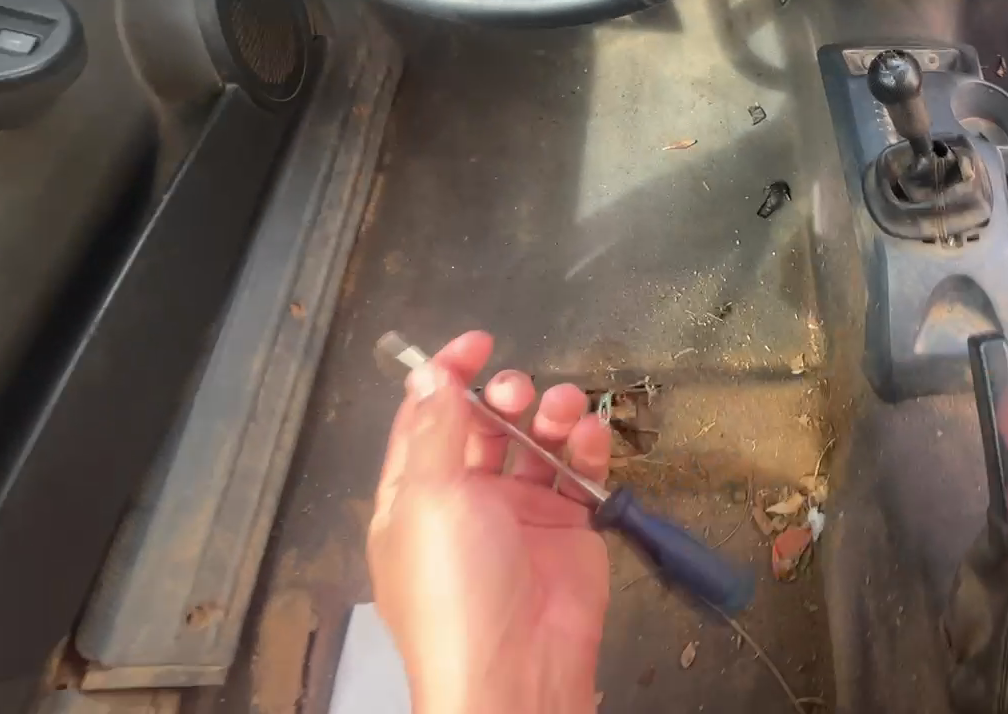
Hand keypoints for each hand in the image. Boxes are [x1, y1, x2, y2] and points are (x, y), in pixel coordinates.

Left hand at [370, 332, 610, 713]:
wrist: (520, 665)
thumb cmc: (457, 583)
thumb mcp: (431, 502)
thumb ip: (437, 431)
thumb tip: (427, 374)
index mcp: (419, 495)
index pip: (429, 421)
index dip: (448, 377)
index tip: (477, 342)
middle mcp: (469, 497)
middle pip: (489, 424)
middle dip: (506, 397)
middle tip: (518, 393)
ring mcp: (523, 509)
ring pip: (539, 439)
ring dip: (552, 414)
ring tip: (563, 410)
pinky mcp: (571, 518)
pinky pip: (580, 466)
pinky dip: (586, 445)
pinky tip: (587, 438)